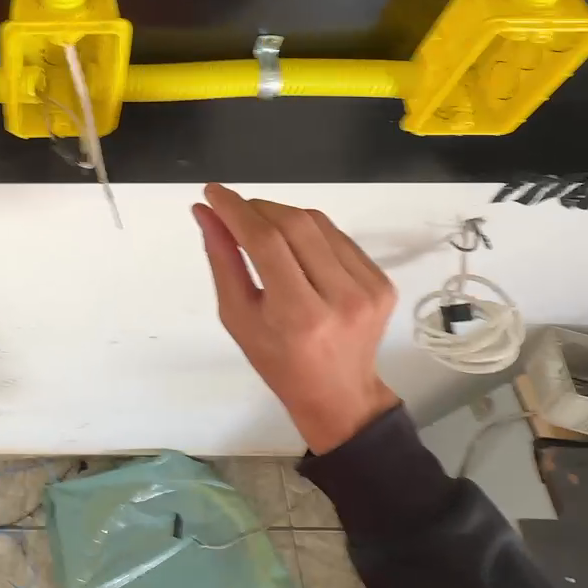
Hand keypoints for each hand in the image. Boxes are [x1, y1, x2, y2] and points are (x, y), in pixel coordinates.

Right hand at [193, 184, 399, 454]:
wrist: (338, 395)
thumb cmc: (278, 361)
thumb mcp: (237, 316)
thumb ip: (222, 259)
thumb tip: (205, 212)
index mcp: (298, 314)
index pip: (265, 241)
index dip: (236, 210)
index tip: (213, 193)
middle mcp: (340, 297)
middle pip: (294, 224)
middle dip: (257, 208)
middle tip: (233, 210)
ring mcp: (368, 288)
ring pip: (317, 223)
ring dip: (281, 215)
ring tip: (260, 226)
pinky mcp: (382, 282)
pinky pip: (338, 236)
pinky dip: (309, 230)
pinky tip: (294, 245)